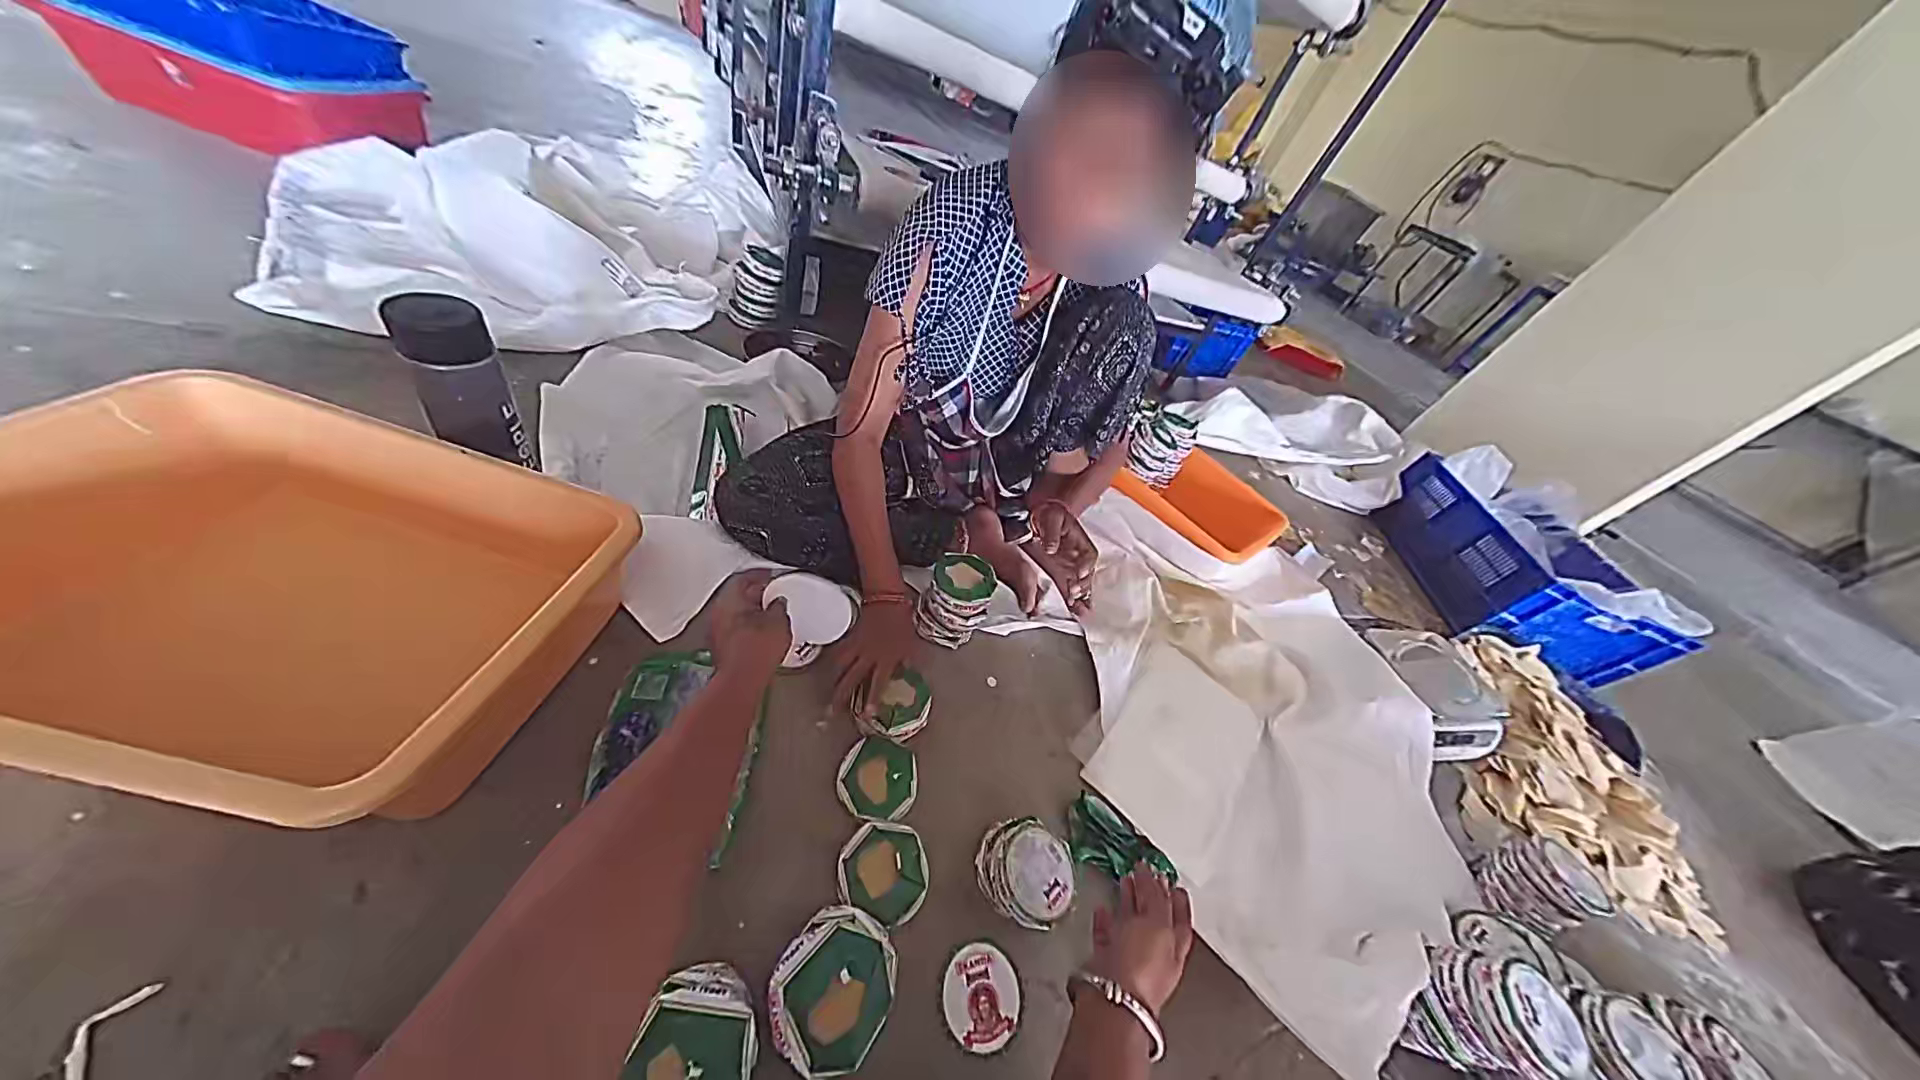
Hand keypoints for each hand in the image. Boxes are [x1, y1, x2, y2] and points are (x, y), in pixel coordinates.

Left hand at [708, 570, 791, 676]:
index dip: (762, 575)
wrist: (743, 679)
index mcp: (730, 599)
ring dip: (751, 613)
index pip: (745, 577)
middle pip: (738, 595)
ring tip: (770, 617)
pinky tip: (761, 635)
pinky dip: (747, 628)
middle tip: (773, 596)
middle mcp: (718, 612)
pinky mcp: (720, 647)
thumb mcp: (780, 620)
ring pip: (735, 613)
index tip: (772, 577)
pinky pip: (734, 630)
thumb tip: (779, 603)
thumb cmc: (755, 650)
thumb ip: (779, 605)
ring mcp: (716, 631)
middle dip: (756, 595)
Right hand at [831, 595, 917, 709]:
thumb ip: (908, 660)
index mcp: (886, 659)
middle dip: (840, 698)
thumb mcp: (910, 643)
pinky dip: (834, 664)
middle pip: (850, 680)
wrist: (887, 600)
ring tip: (826, 695)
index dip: (872, 700)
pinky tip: (830, 671)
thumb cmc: (901, 621)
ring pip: (840, 668)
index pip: (878, 683)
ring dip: (833, 682)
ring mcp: (857, 647)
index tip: (866, 715)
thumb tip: (910, 673)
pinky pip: (840, 654)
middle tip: (831, 713)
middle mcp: (868, 656)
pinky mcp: (850, 639)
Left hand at [1027, 501, 1097, 615]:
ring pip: (1081, 584)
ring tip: (1077, 607)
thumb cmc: (1051, 515)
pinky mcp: (1062, 574)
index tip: (1079, 574)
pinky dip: (1074, 600)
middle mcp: (1079, 557)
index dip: (1085, 566)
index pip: (1088, 556)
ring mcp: (1071, 567)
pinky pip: (1070, 588)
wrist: (1042, 517)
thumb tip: (1051, 548)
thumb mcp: (1053, 518)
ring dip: (1080, 596)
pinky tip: (1075, 610)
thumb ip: (1053, 533)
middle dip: (1083, 585)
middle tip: (1075, 593)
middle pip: (1086, 574)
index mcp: (1081, 542)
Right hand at [1090, 862, 1193, 1014]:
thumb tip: (1155, 879)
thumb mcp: (1157, 923)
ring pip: (1131, 924)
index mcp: (1175, 944)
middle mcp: (1156, 953)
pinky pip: (1108, 935)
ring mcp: (1131, 958)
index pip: (1178, 914)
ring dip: (1128, 901)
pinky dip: (1106, 920)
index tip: (1166, 874)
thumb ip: (1156, 898)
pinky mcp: (1107, 962)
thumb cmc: (1142, 963)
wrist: (1112, 996)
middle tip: (1144, 872)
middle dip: (1150, 894)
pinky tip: (1102, 908)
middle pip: (1155, 917)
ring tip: (1123, 880)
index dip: (1173, 894)